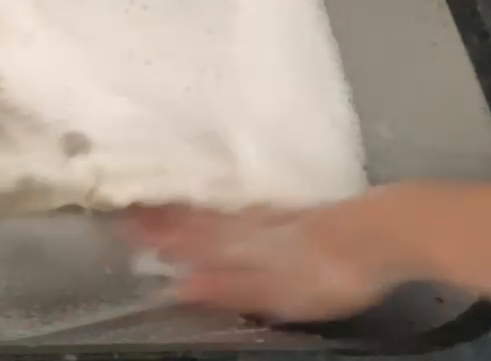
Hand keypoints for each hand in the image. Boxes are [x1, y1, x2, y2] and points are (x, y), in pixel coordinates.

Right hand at [125, 192, 417, 323]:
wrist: (370, 233)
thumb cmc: (321, 272)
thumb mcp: (274, 292)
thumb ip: (225, 288)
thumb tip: (175, 286)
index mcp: (230, 246)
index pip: (181, 240)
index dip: (153, 236)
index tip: (119, 227)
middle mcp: (235, 226)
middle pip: (189, 222)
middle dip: (157, 219)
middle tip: (125, 209)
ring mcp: (256, 215)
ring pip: (206, 211)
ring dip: (176, 208)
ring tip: (152, 201)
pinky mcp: (277, 211)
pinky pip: (226, 204)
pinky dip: (206, 202)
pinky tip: (206, 199)